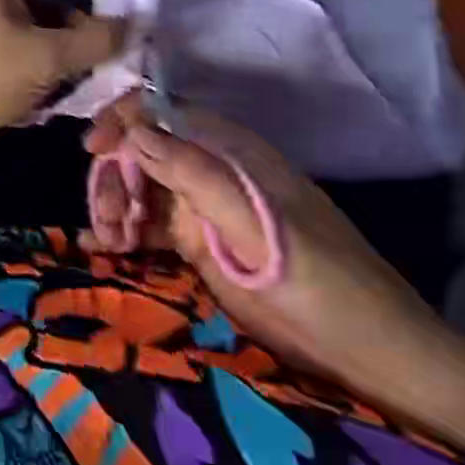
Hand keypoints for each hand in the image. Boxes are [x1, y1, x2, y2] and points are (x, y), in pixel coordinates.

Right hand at [82, 96, 445, 383]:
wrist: (369, 352)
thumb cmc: (320, 283)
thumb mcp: (257, 228)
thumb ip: (195, 175)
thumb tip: (135, 130)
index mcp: (230, 150)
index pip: (164, 111)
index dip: (124, 120)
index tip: (94, 149)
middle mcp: (211, 169)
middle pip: (143, 151)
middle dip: (115, 176)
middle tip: (108, 223)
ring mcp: (204, 206)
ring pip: (141, 188)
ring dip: (116, 207)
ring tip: (110, 244)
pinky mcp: (199, 242)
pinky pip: (150, 225)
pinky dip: (124, 232)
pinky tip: (104, 248)